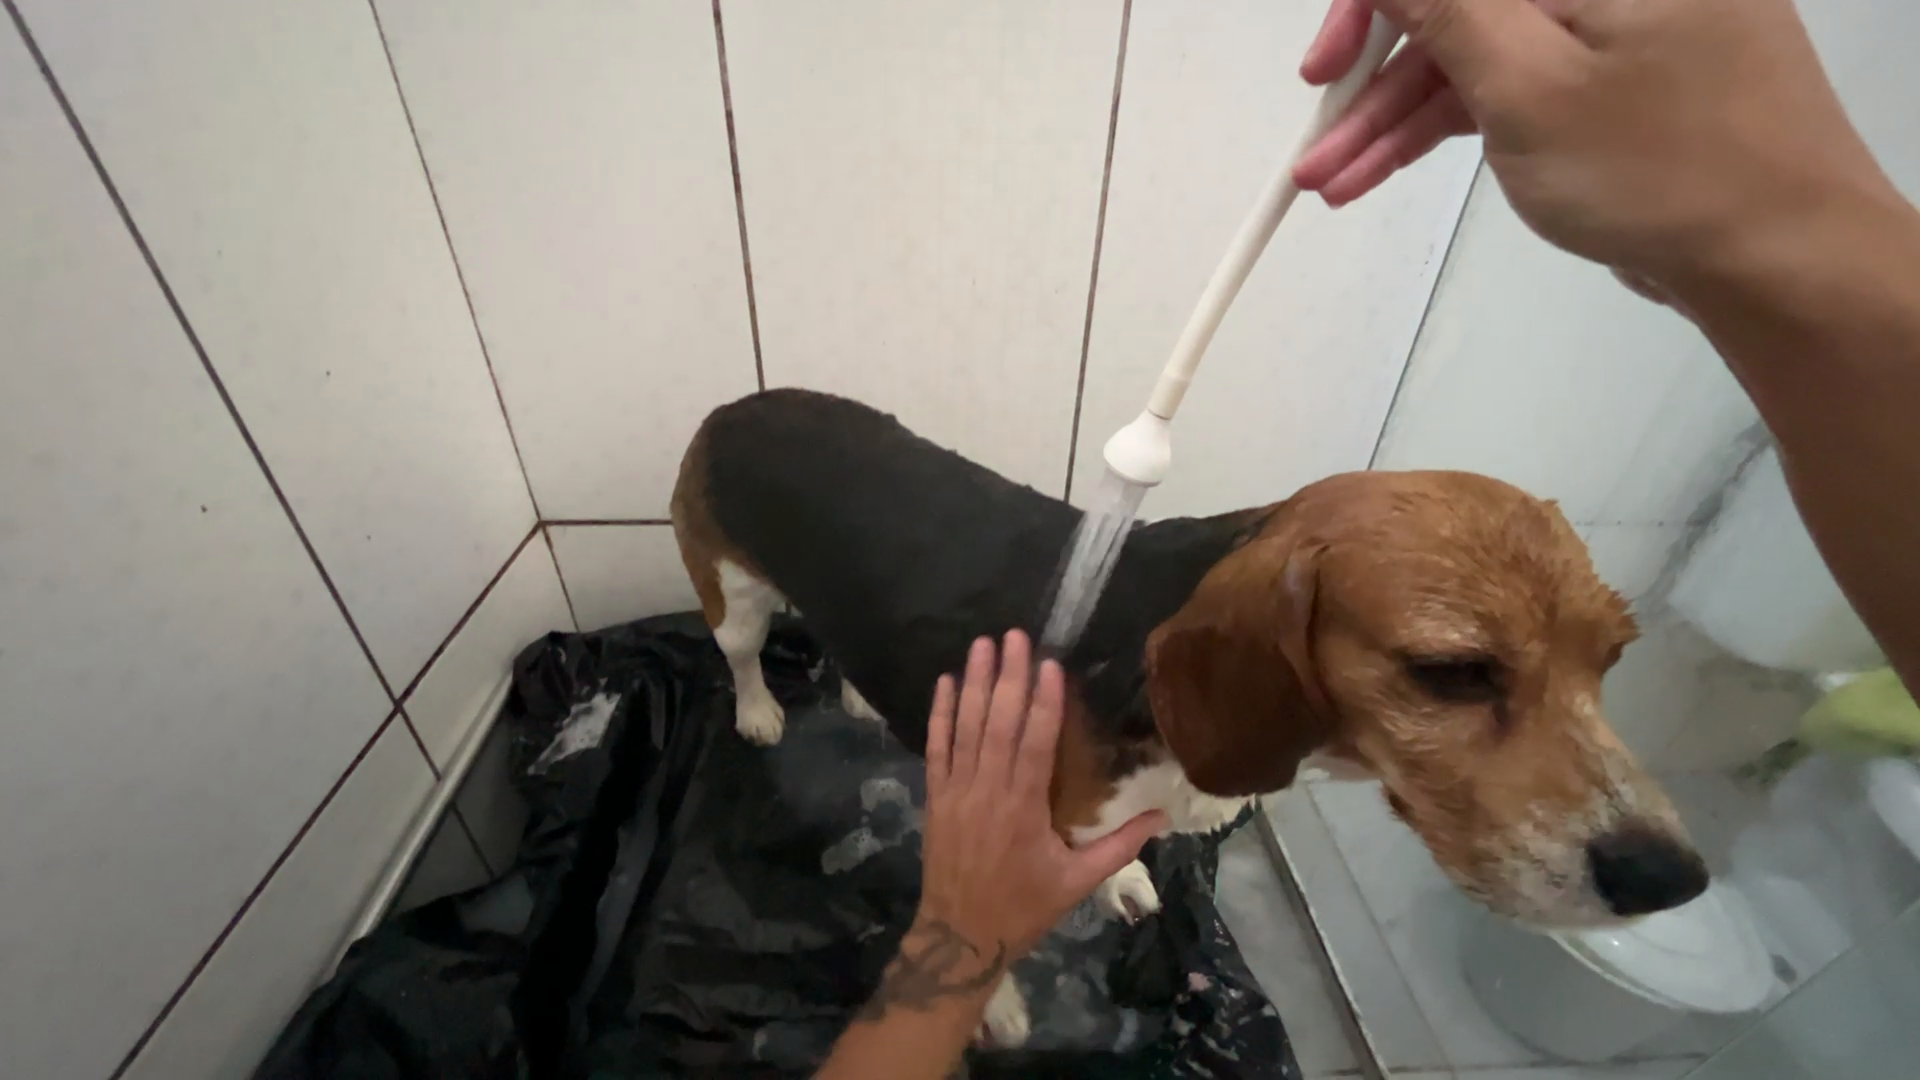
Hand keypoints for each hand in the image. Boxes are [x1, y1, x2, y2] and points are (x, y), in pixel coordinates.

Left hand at [916, 631, 1164, 961]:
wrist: (960, 935)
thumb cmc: (1024, 907)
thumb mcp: (1078, 883)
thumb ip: (1120, 847)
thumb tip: (1162, 815)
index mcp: (1025, 808)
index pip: (1035, 743)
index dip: (1043, 702)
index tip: (1050, 664)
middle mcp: (988, 790)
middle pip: (997, 724)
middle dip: (1007, 677)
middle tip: (1014, 635)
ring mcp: (956, 789)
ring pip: (965, 727)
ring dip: (974, 684)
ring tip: (981, 645)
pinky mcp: (935, 794)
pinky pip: (935, 747)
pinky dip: (940, 713)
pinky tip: (945, 682)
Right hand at [1294, 0, 1895, 289]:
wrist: (1758, 245)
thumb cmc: (1654, 165)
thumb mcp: (1530, 88)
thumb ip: (1452, 13)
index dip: (1370, 6)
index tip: (1321, 70)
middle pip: (1451, 14)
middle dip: (1369, 86)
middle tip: (1312, 153)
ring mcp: (1591, 30)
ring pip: (1460, 64)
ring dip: (1385, 126)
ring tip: (1325, 187)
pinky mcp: (1586, 81)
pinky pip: (1489, 93)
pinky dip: (1429, 135)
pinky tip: (1371, 177)